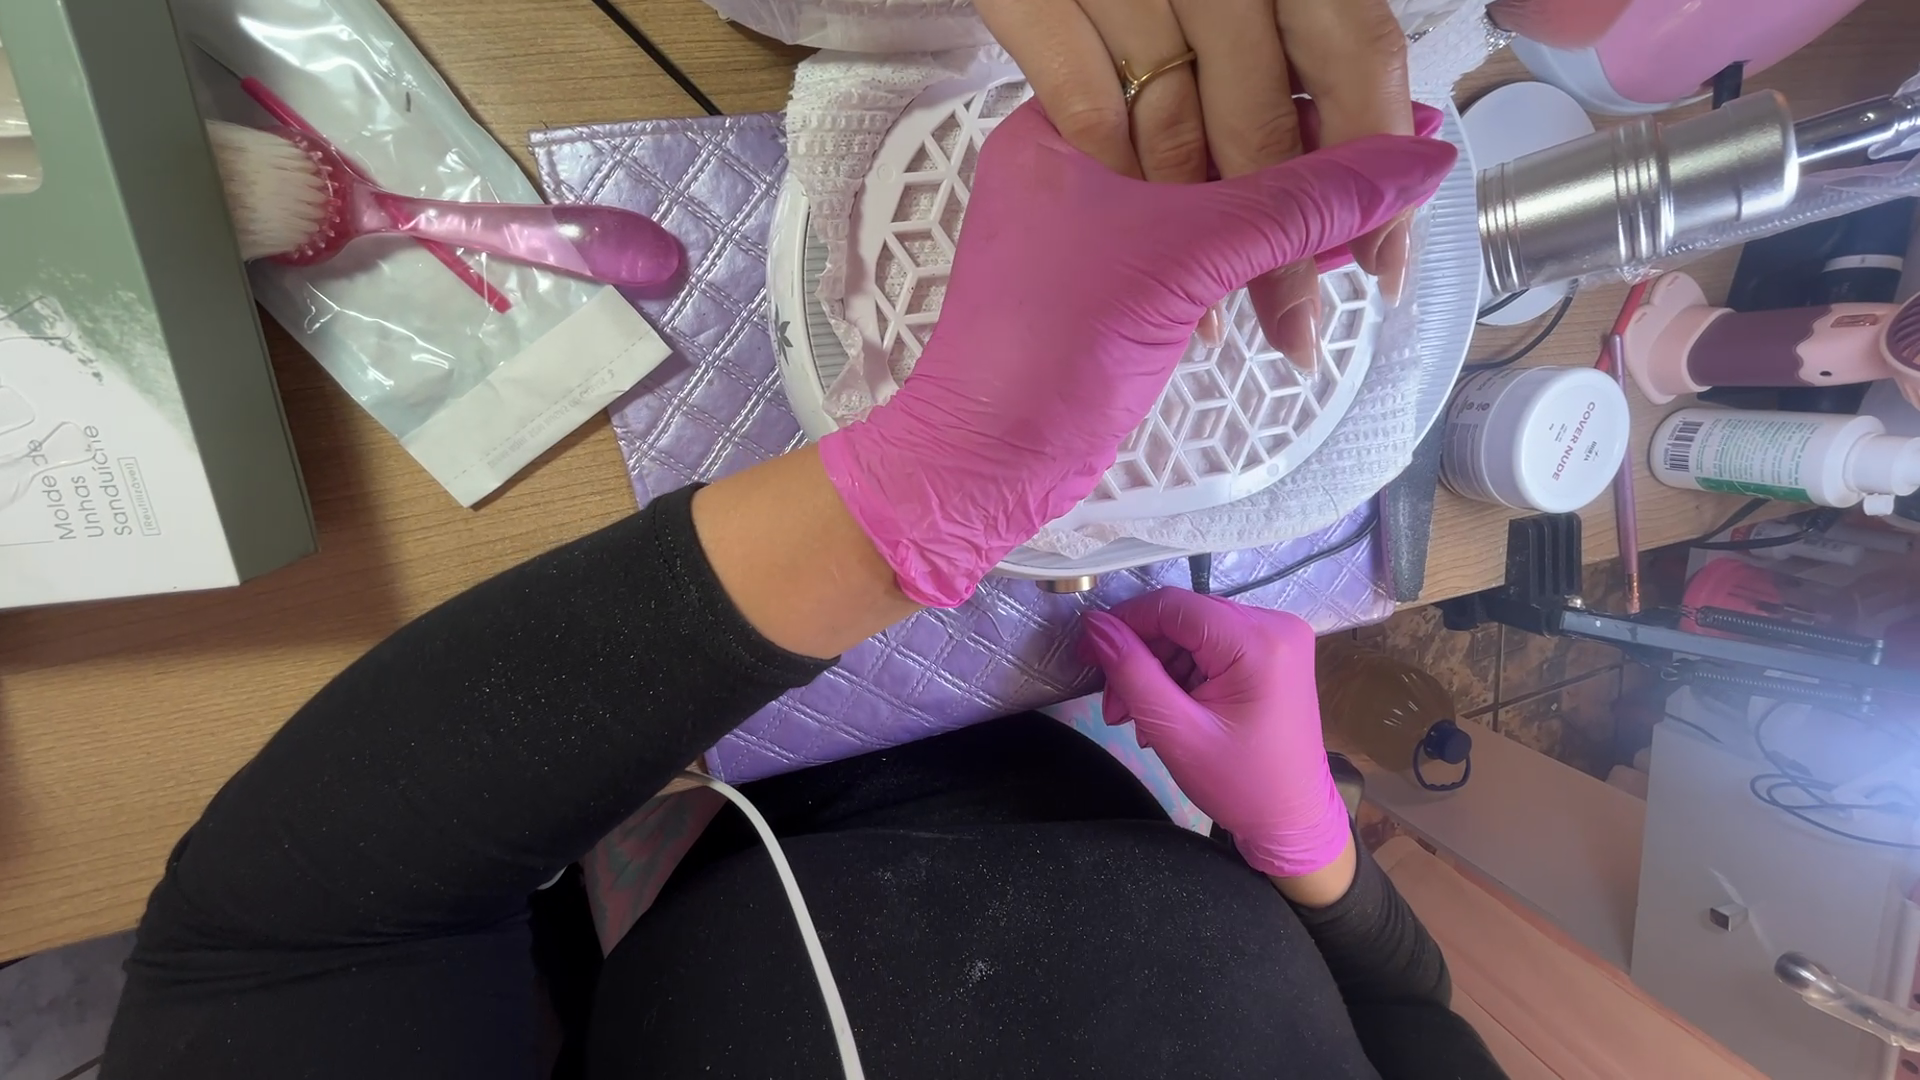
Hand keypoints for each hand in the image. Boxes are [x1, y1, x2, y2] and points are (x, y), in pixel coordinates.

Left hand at [975, 0, 1414, 364]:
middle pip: (1217, 140)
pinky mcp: (1111, 287)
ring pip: (1212, 202)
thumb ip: (1297, 206)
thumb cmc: (1047, 354)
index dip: (1310, 102)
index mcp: (1067, 127)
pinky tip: (1316, 261)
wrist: (992, 460)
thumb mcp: (1179, 261)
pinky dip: (1256, 258)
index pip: (1209, 81)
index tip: (1398, 121)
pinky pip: (1197, 252)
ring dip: (1291, 218)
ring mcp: (1093, 232)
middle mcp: (1077, 168)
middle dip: (1312, 164)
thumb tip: (1416, 161)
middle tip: (1401, 181)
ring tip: (1378, 226)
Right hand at [1077, 589, 1348, 880]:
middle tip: (1114, 705)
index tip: (1087, 654)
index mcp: (1258, 641)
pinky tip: (1164, 709)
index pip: (1172, 606)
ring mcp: (1276, 636)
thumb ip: (1131, 671)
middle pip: (1180, 619)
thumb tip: (1094, 624)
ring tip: (1136, 716)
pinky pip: (1208, 645)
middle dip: (1139, 657)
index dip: (1123, 623)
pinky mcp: (1270, 651)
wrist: (1292, 822)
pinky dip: (1179, 673)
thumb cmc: (1240, 785)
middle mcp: (1274, 624)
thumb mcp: (1175, 731)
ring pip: (1189, 633)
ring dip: (1154, 670)